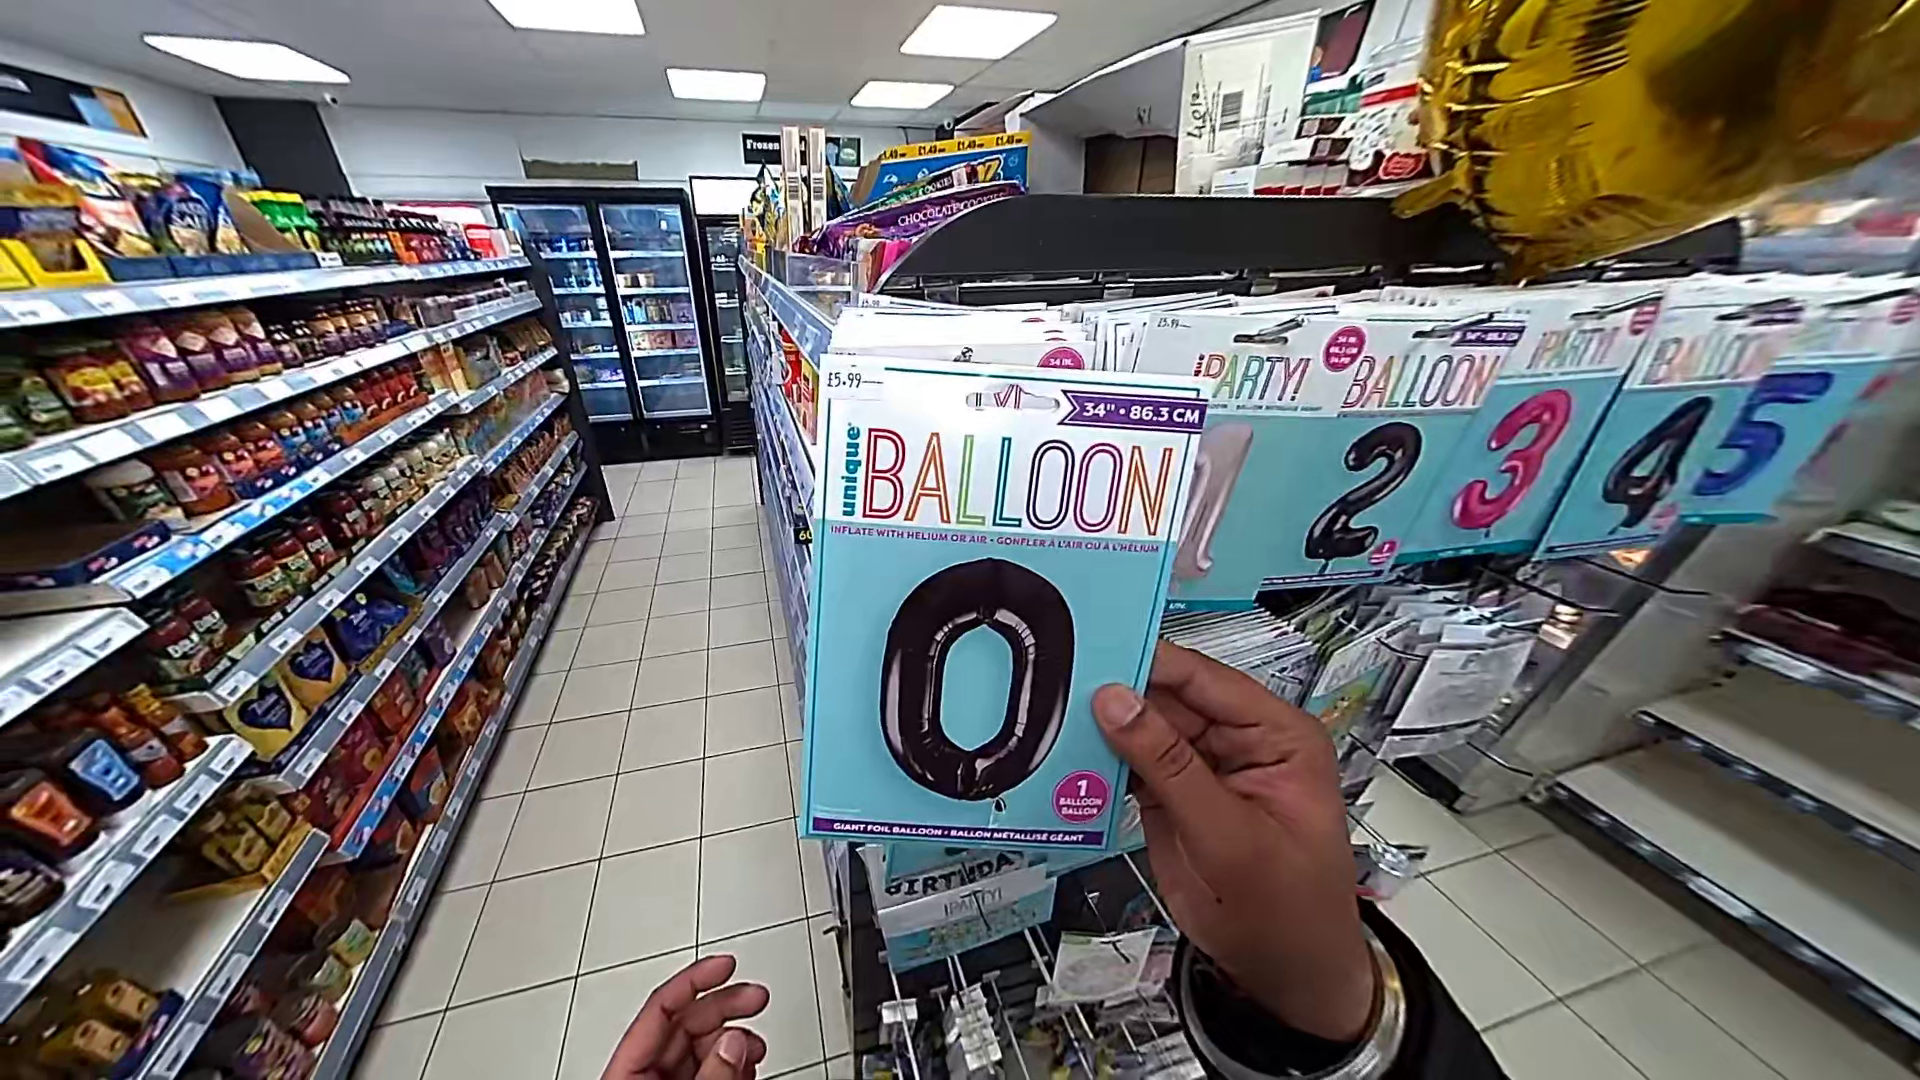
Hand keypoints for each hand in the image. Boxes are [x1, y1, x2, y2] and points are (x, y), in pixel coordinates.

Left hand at [601, 955, 770, 1079]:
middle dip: (728, 1006)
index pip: (660, 1006)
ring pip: (702, 1046)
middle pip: (687, 1022)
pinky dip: (733, 1063)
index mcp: (624, 1073)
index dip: (696, 977)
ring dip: (736, 1039)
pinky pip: (707, 1068)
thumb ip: (707, 1072)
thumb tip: (734, 1037)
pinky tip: (748, 1066)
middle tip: (757, 998)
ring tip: (755, 1047)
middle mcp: (641, 1077)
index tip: (728, 963)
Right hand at [1093, 642, 1374, 1041]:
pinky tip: (1066, 751)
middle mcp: (1233, 736)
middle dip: (1115, 691)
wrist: (1280, 978)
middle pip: (1165, 696)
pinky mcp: (1168, 787)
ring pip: (1140, 724)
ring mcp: (1197, 762)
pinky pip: (1128, 757)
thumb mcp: (1229, 836)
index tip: (1092, 650)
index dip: (1148, 661)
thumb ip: (1168, 764)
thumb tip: (1113, 698)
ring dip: (1101, 723)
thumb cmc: (1284, 911)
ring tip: (1051, 710)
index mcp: (1273, 732)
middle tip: (1057, 680)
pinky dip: (1099, 757)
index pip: (1203, 678)